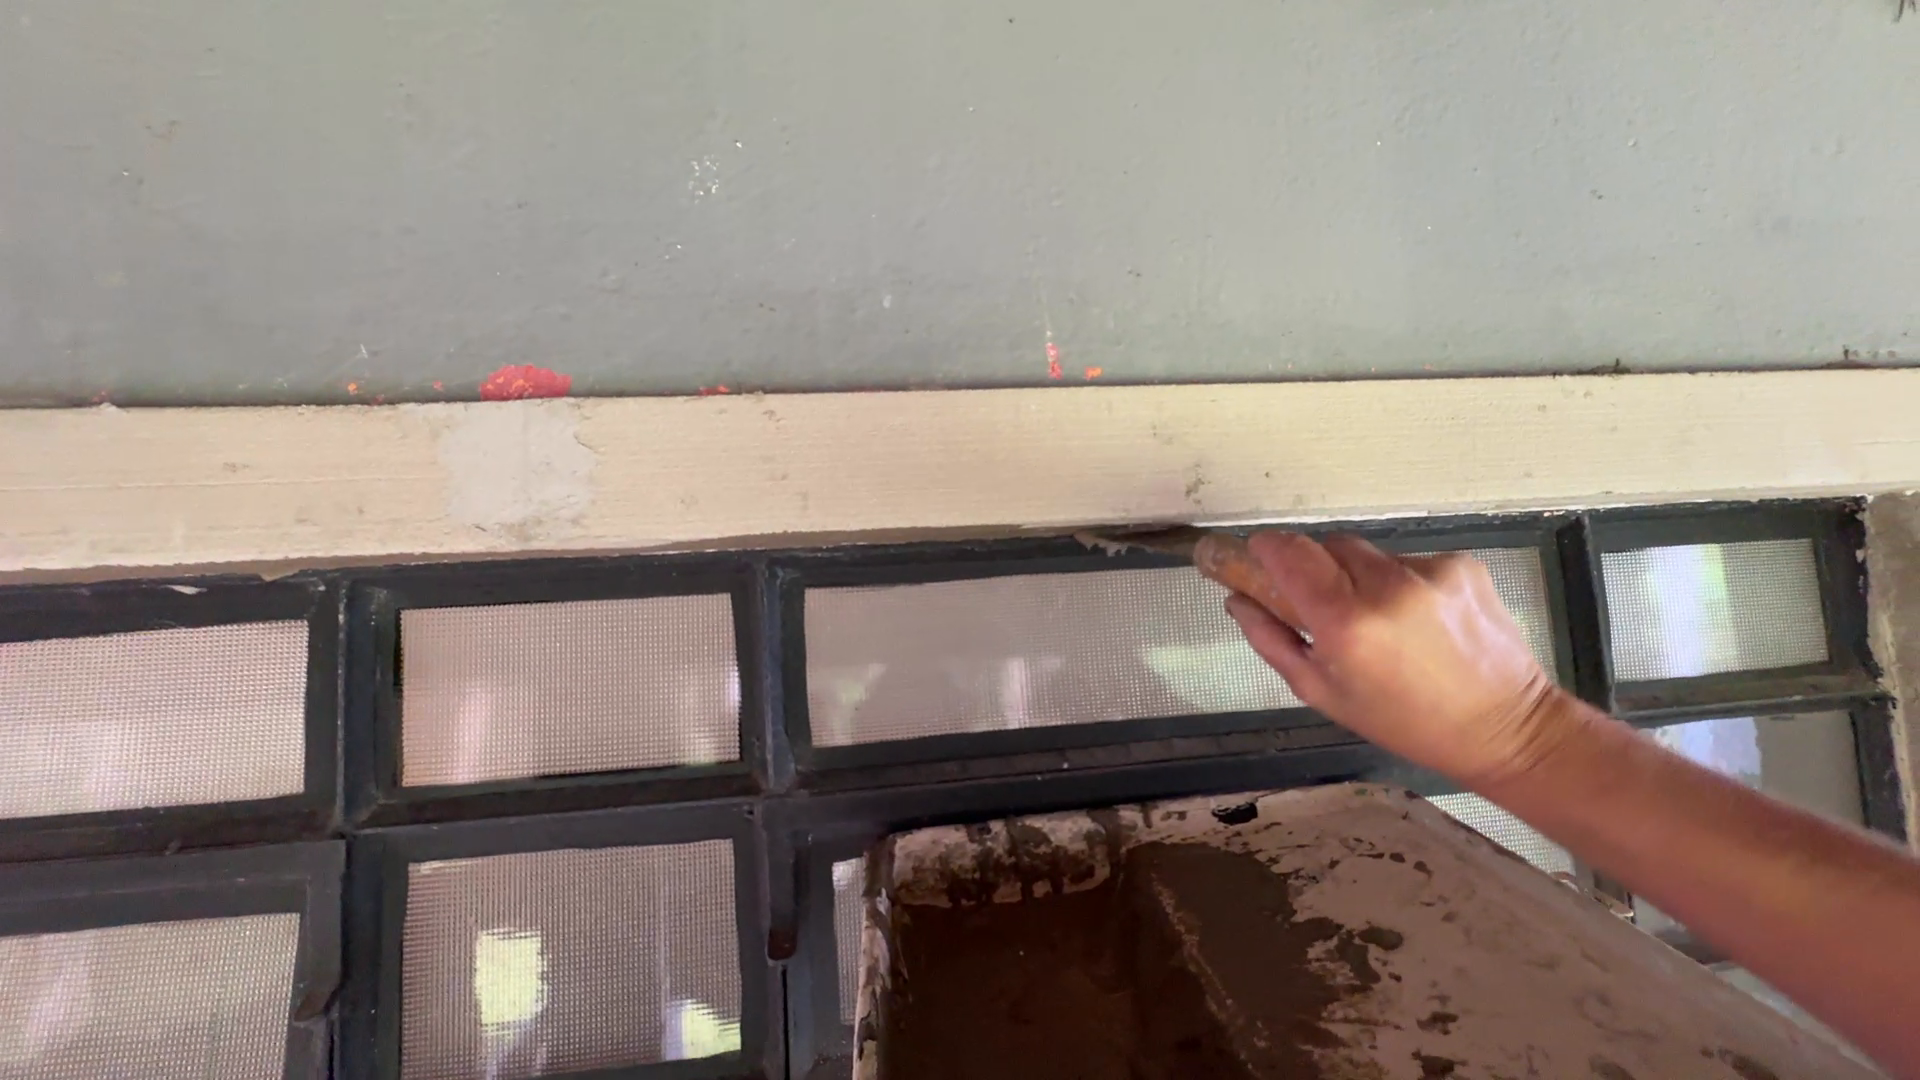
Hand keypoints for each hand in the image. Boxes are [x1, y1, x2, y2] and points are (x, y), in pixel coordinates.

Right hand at [1217, 531, 1591, 788]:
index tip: (1257, 555)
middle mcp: (1385, 585)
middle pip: (1325, 544)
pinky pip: (1407, 560)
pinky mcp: (1460, 566)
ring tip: (1377, 618)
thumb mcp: (1320, 692)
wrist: (1504, 728)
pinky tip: (1416, 619)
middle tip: (1319, 601)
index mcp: (1345, 621)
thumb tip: (1237, 599)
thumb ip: (1269, 640)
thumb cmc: (1400, 721)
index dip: (1265, 547)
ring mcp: (1428, 571)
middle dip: (1312, 564)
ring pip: (1366, 551)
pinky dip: (1398, 581)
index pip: (1288, 552)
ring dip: (1356, 574)